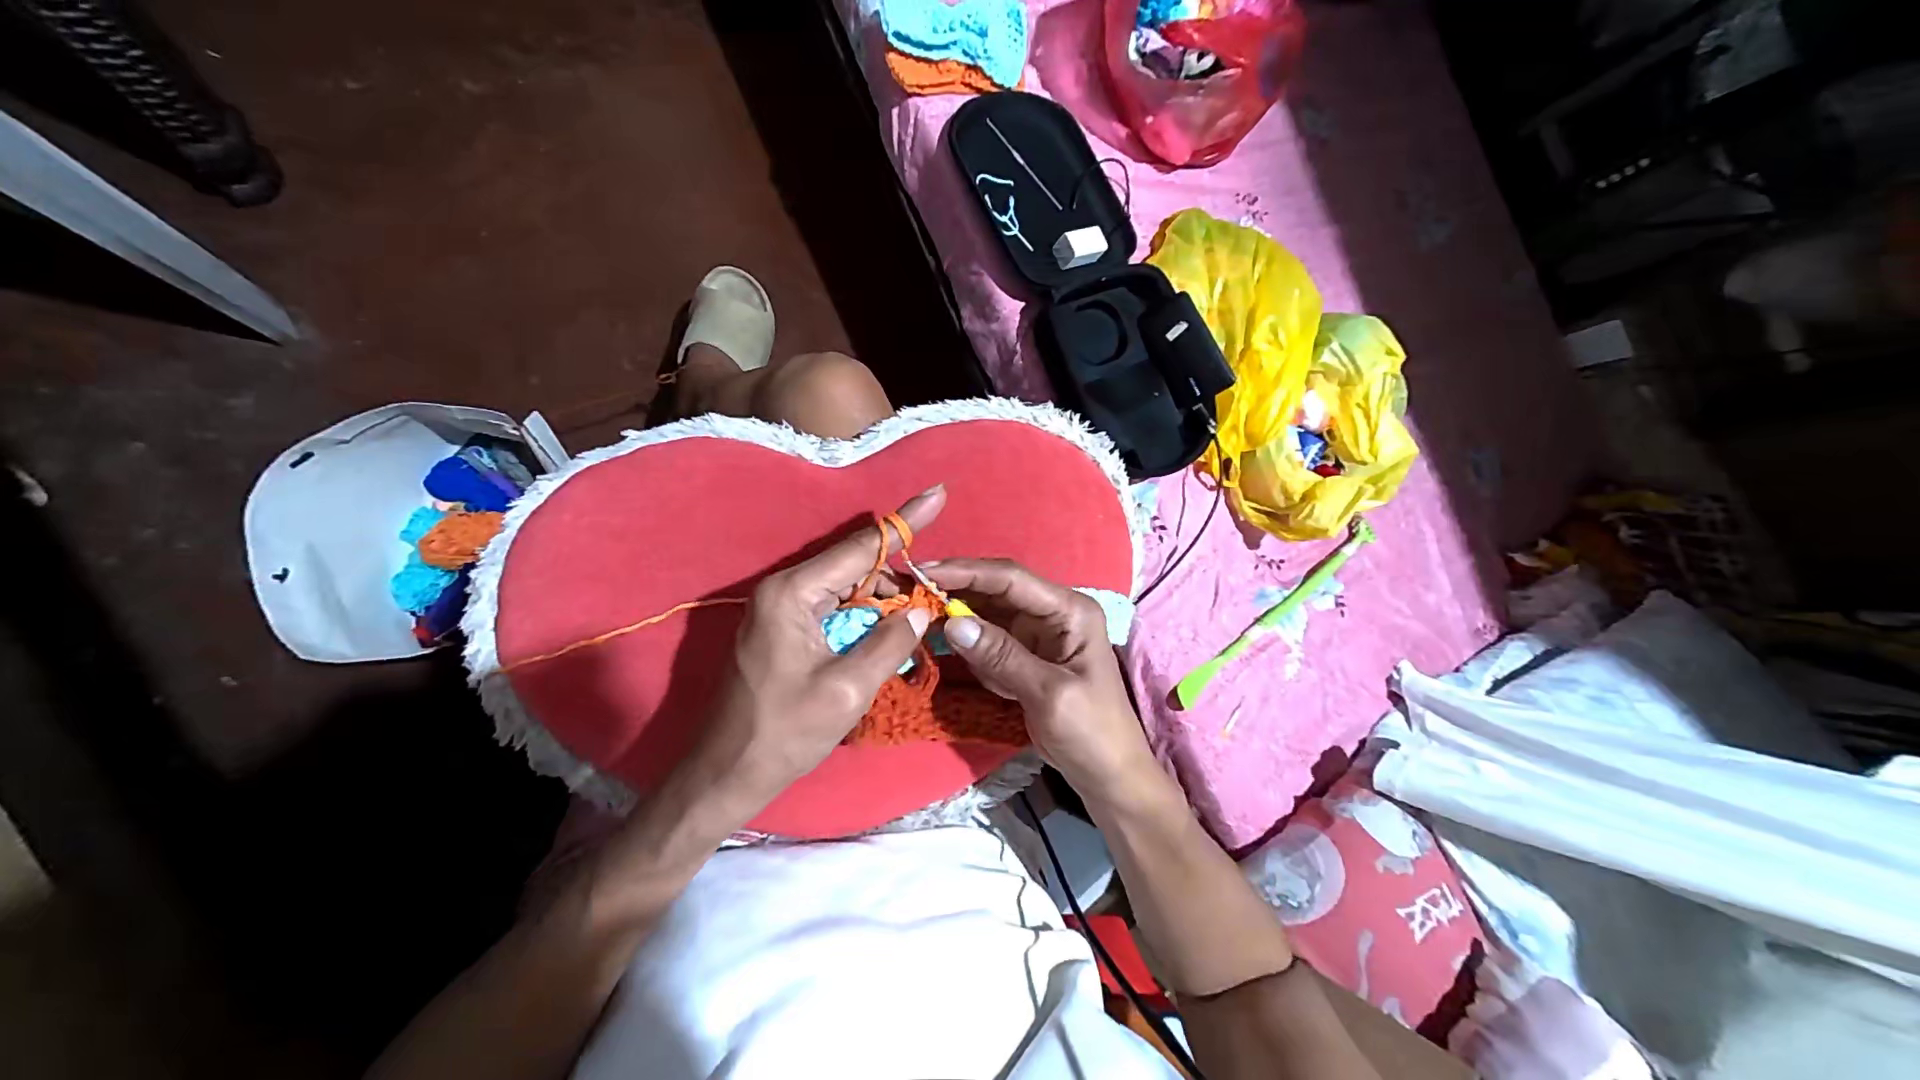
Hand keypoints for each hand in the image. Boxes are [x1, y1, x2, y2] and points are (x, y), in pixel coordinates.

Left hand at [696, 486, 943, 812]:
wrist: (726, 772)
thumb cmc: (783, 732)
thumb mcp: (847, 689)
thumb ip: (890, 642)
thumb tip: (921, 609)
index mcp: (793, 593)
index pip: (861, 547)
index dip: (905, 523)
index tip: (937, 493)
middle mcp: (784, 589)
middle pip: (855, 568)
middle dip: (897, 582)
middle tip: (932, 604)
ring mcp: (781, 610)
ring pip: (848, 591)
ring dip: (882, 608)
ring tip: (913, 633)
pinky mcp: (784, 631)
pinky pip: (834, 613)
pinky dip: (863, 624)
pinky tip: (886, 642)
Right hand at [924, 558, 1162, 803]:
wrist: (1109, 776)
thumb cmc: (1091, 732)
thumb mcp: (1049, 694)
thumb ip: (1001, 656)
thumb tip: (952, 623)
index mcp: (1069, 611)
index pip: (1011, 579)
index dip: (966, 572)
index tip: (924, 571)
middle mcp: (1052, 614)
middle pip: (995, 590)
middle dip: (955, 590)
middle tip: (910, 589)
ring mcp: (1037, 635)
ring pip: (987, 614)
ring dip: (957, 617)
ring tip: (921, 620)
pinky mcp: (1024, 657)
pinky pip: (988, 641)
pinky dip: (969, 646)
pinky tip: (951, 652)